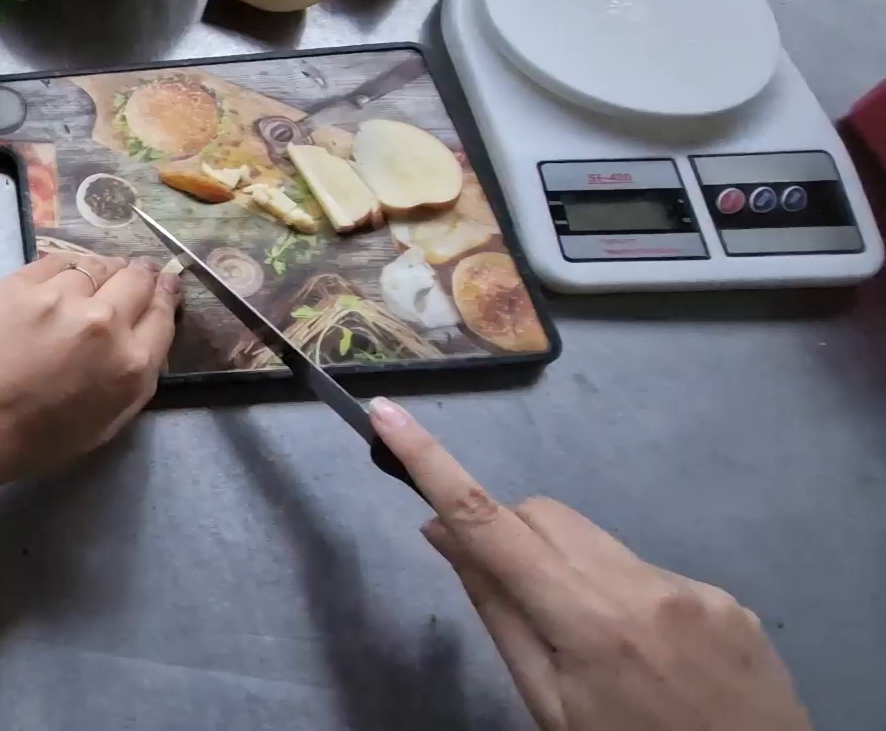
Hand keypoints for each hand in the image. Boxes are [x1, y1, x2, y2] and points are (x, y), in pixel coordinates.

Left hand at [0, 254, 181, 505]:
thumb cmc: (33, 440)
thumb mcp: (105, 425)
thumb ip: (136, 380)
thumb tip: (147, 339)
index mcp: (130, 365)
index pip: (162, 313)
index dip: (165, 295)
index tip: (164, 285)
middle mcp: (103, 322)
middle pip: (136, 279)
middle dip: (139, 275)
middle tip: (134, 273)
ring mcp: (59, 296)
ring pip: (95, 266)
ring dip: (99, 272)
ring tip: (91, 280)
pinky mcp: (21, 282)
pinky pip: (57, 260)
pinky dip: (66, 266)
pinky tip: (61, 277)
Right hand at [369, 398, 811, 730]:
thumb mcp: (545, 702)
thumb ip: (494, 608)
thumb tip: (440, 530)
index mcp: (586, 620)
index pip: (484, 521)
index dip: (429, 461)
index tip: (386, 412)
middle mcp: (641, 587)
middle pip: (538, 513)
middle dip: (508, 532)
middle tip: (513, 591)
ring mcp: (695, 590)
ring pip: (585, 534)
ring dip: (562, 559)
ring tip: (589, 630)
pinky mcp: (729, 600)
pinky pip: (639, 565)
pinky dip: (616, 587)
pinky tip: (643, 644)